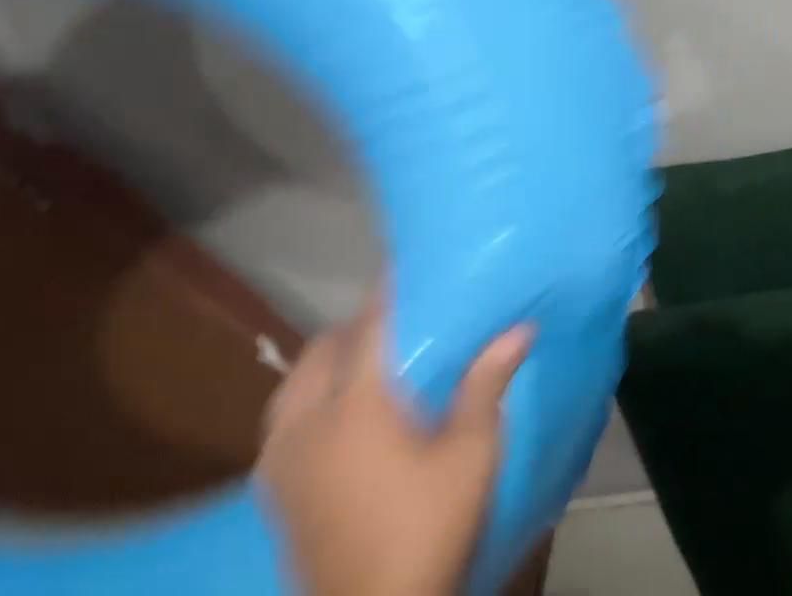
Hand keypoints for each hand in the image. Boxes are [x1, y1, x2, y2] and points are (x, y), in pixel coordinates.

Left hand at [257, 293, 531, 595]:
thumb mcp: (473, 454)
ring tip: (365, 368)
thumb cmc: (430, 524)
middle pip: (322, 349)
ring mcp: (280, 458)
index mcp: (357, 404)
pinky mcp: (272, 489)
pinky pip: (281, 422)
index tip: (409, 265)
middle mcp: (307, 420)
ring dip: (326, 364)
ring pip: (293, 384)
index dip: (389, 291)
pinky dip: (306, 402)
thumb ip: (487, 384)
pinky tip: (334, 420)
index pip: (370, 326)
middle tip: (400, 326)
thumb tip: (520, 328)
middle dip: (357, 328)